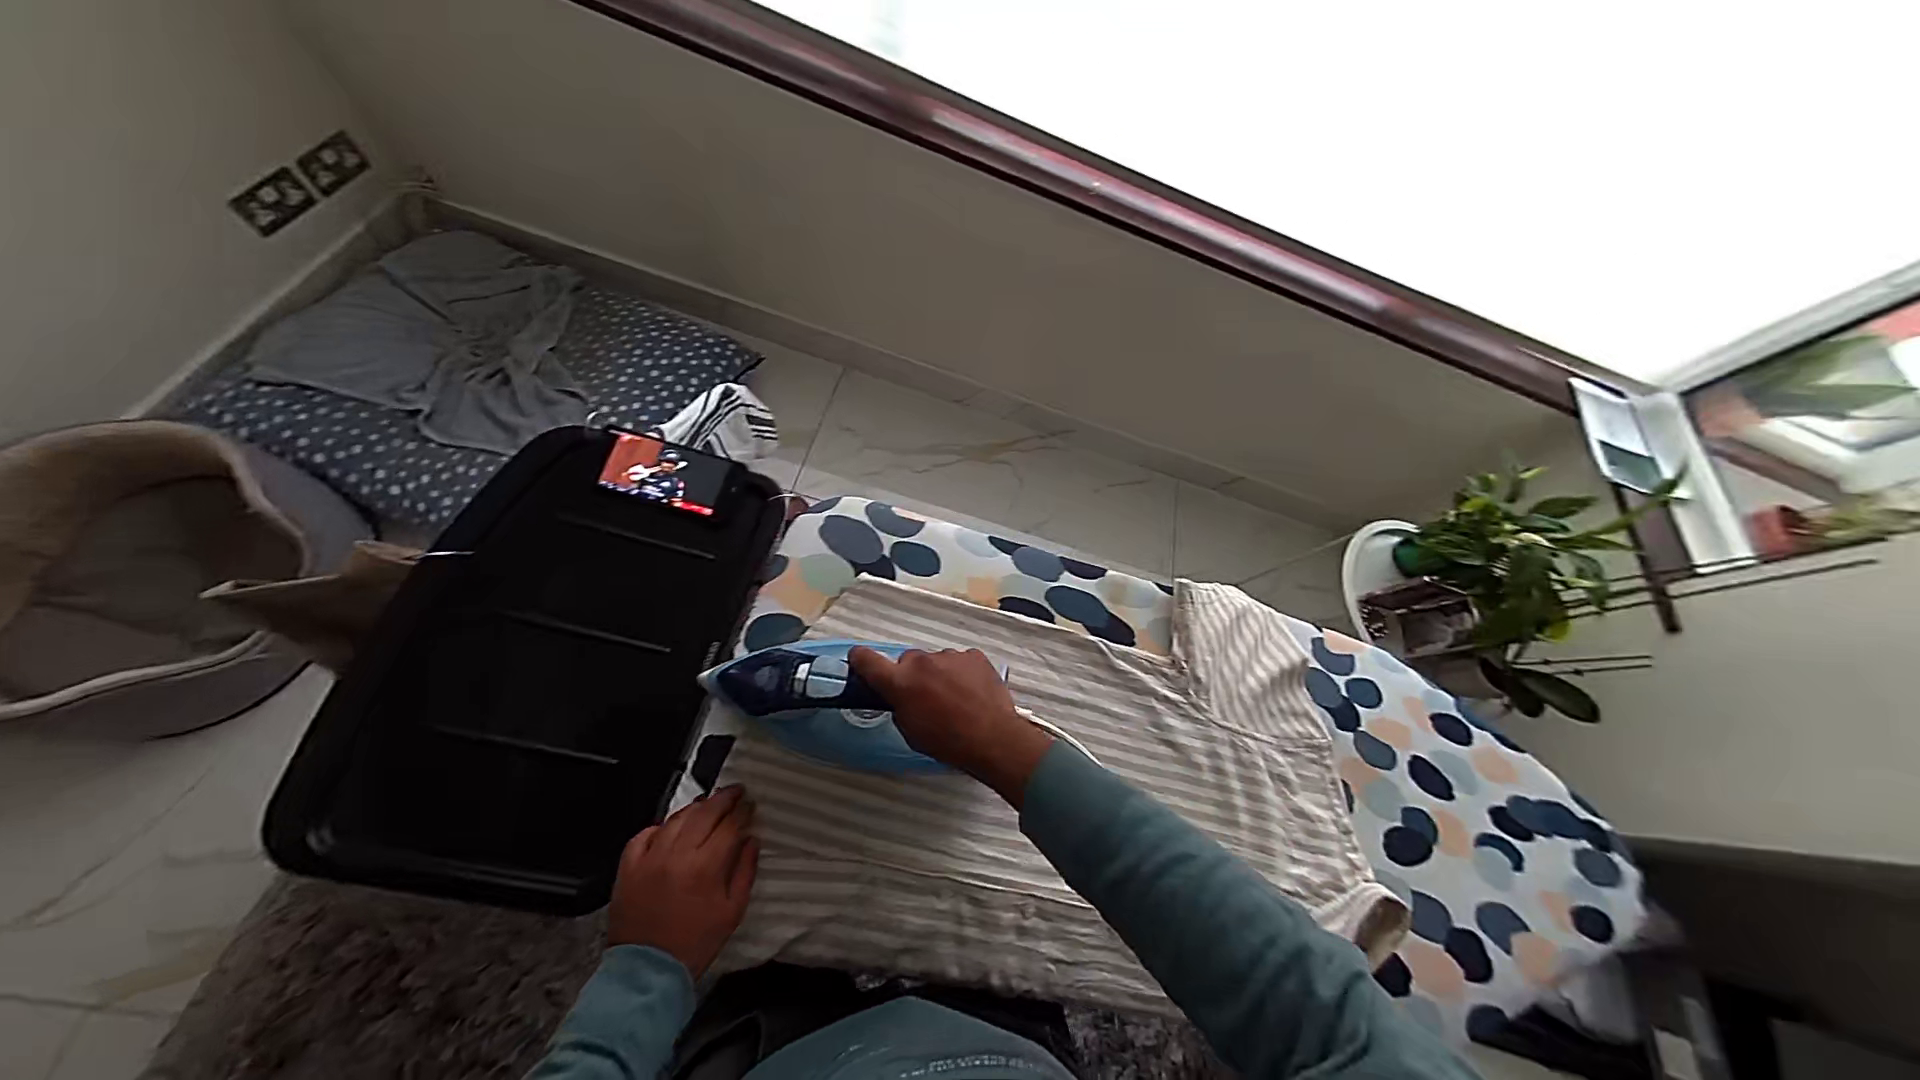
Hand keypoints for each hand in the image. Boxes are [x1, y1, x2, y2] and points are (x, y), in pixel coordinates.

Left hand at [607, 785, 758, 977]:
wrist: (648, 972)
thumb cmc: (695, 943)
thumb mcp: (733, 911)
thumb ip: (746, 871)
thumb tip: (752, 840)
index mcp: (706, 867)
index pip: (729, 825)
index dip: (743, 811)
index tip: (750, 804)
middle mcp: (677, 855)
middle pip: (704, 813)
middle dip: (723, 798)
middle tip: (735, 791)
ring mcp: (649, 859)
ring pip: (676, 819)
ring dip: (695, 807)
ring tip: (707, 802)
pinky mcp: (628, 868)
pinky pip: (644, 835)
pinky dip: (660, 826)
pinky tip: (670, 827)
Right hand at [848, 647, 1053, 806]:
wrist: (992, 738)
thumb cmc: (949, 742)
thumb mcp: (910, 731)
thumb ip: (899, 706)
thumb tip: (901, 698)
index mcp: (900, 682)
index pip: (867, 660)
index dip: (860, 660)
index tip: (859, 659)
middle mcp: (921, 662)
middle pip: (908, 661)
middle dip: (912, 676)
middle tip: (924, 698)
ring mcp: (949, 656)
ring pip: (936, 661)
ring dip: (939, 675)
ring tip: (954, 700)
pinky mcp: (973, 656)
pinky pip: (960, 661)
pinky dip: (962, 673)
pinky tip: (970, 693)